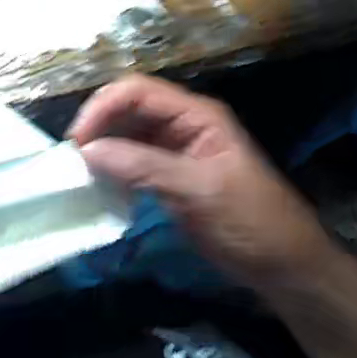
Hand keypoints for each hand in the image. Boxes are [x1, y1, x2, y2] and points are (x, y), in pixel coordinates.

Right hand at [70, 74, 342, 294]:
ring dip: (103, 147)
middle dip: (99, 125)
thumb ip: (145, 167)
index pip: (139, 91)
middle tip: (72, 158)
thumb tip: (89, 151)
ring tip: (79, 172)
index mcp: (197, 115)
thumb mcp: (200, 190)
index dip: (104, 106)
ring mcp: (176, 151)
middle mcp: (183, 124)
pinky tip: (99, 185)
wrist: (284, 266)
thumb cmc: (251, 220)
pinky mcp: (170, 177)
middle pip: (130, 108)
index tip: (78, 139)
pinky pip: (133, 162)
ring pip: (128, 135)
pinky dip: (114, 169)